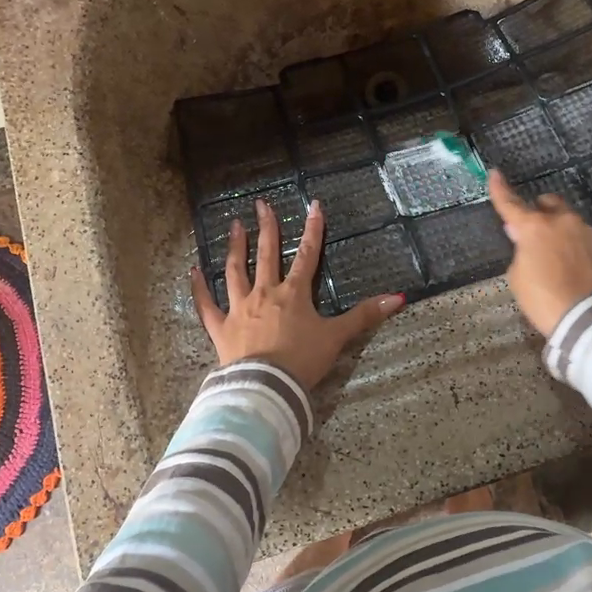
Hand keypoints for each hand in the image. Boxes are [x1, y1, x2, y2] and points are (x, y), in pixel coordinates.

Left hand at [190, 198, 405, 388]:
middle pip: (267, 254)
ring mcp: (239, 308)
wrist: (266, 387)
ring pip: (235, 271)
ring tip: (234, 226)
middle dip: (267, 227)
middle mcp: (265, 293)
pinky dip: (198, 288)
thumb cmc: (302, 361)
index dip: (313, 230)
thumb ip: (364, 316)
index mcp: (294, 293)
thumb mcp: (337, 337)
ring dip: (235, 247)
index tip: (314, 205)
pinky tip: (193, 270)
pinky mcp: (220, 328)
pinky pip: (206, 304)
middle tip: (262, 204)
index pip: (307, 255)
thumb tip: (398, 298)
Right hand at [487, 170, 591, 337]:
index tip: (495, 174)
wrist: (587, 318)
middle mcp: (562, 221)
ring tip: (556, 253)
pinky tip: (574, 263)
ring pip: (568, 220)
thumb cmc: (543, 299)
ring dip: (559, 229)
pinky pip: (583, 236)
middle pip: (547, 203)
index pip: (511, 204)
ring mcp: (585, 231)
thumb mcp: (518, 277)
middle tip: (532, 229)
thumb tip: (521, 234)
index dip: (500, 189)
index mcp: (535, 227)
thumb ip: (520, 250)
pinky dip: (575, 243)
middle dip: (539, 211)